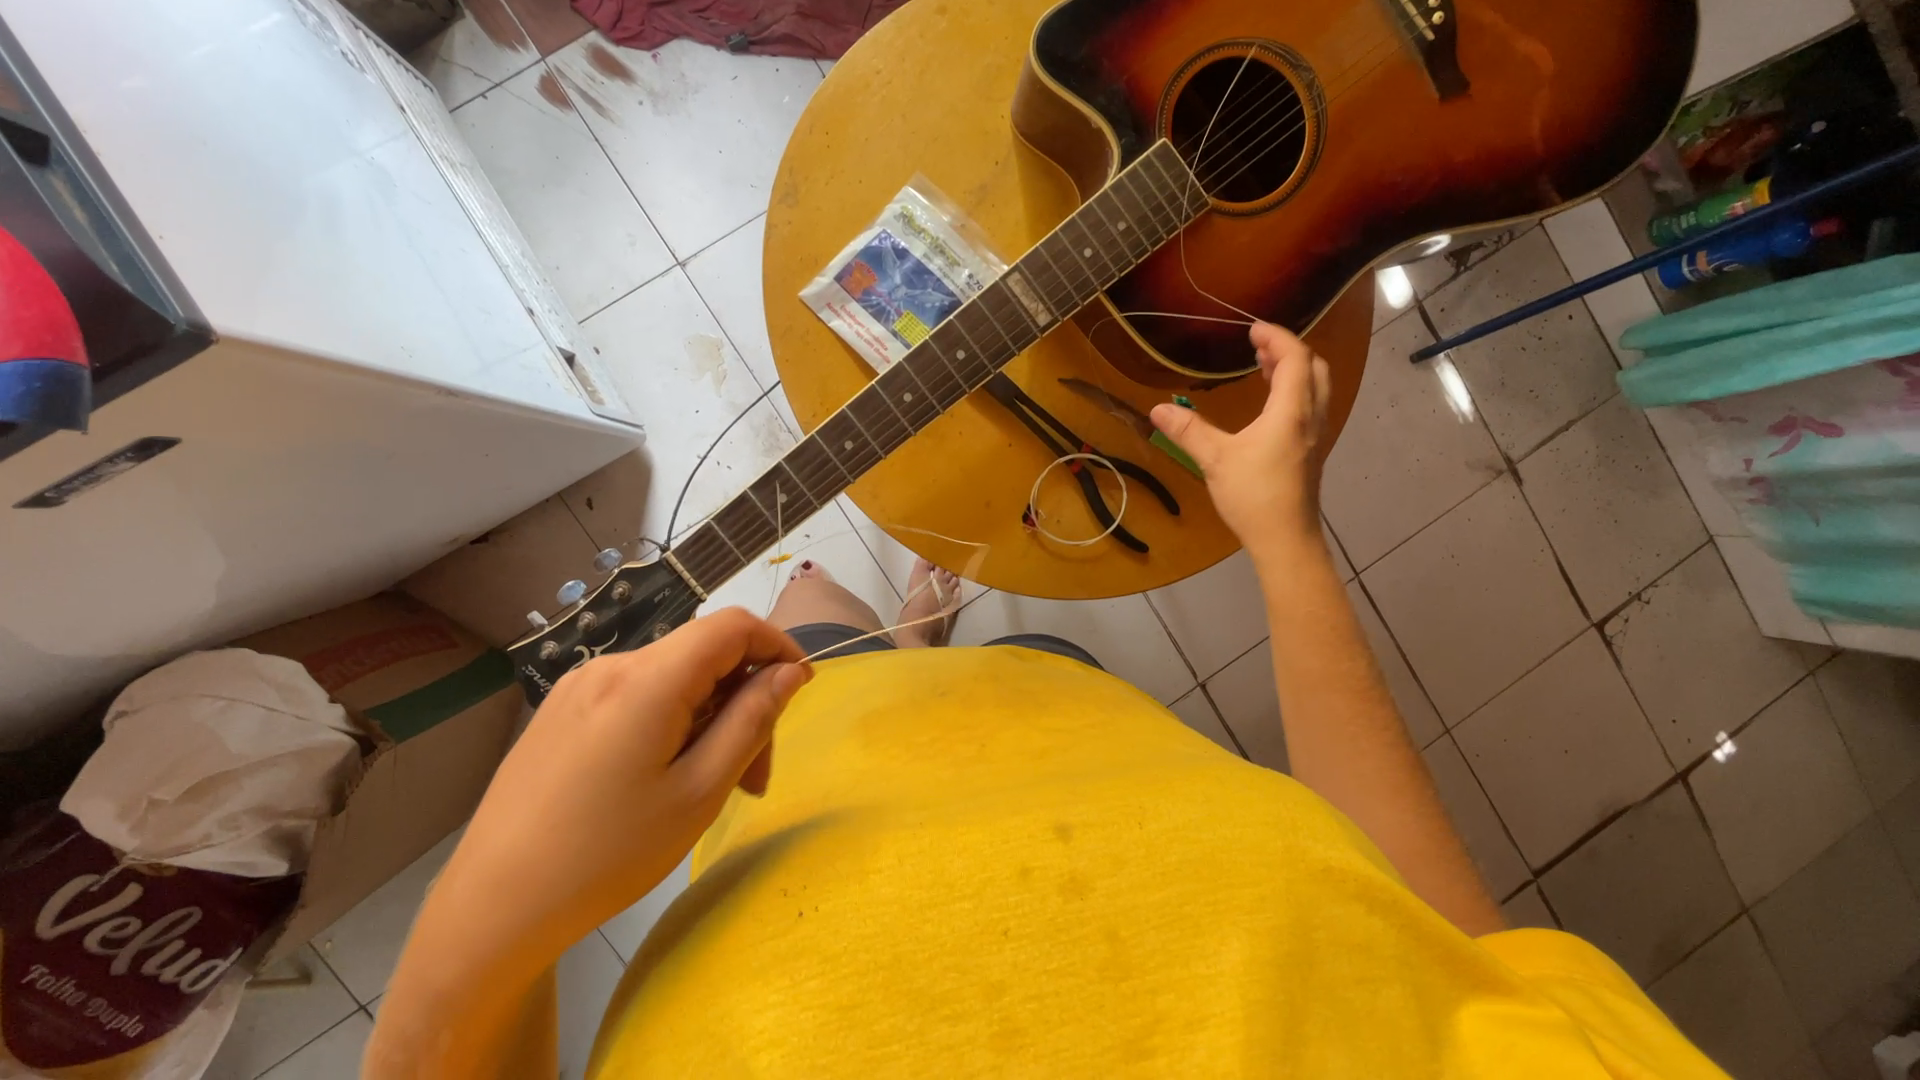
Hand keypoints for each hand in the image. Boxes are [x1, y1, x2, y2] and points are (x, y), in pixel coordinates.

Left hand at [443, 608, 810, 948]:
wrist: (494, 906)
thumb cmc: (608, 855)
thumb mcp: (699, 792)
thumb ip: (751, 721)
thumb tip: (790, 672)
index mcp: (646, 680)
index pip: (732, 626)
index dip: (777, 646)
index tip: (800, 692)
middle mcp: (610, 666)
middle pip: (703, 657)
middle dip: (743, 702)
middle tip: (755, 777)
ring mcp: (579, 687)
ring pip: (672, 680)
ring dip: (708, 720)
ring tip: (713, 789)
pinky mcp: (561, 712)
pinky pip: (637, 698)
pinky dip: (671, 724)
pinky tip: (664, 779)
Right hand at [1150, 322, 1330, 554]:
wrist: (1286, 539)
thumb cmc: (1254, 496)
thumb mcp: (1215, 460)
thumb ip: (1189, 431)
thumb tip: (1157, 409)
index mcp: (1291, 412)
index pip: (1295, 358)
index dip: (1277, 337)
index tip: (1253, 329)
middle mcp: (1310, 418)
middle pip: (1314, 368)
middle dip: (1289, 350)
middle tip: (1259, 346)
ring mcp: (1315, 436)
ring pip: (1316, 389)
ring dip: (1294, 371)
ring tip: (1264, 367)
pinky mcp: (1311, 453)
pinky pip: (1310, 407)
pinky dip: (1294, 392)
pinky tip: (1270, 405)